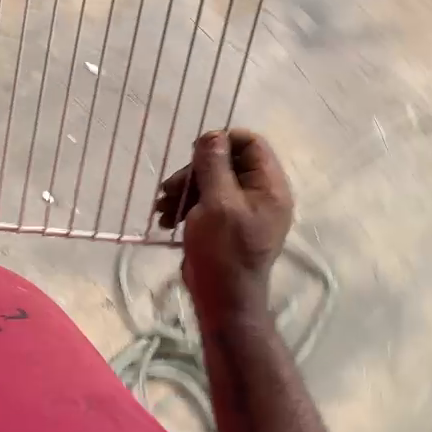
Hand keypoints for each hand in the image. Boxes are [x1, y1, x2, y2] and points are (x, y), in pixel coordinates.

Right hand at [154, 129, 293, 321]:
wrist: (222, 296)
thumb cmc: (223, 249)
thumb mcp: (217, 202)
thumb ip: (214, 166)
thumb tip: (212, 135)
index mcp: (269, 187)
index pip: (251, 144)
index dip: (222, 141)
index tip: (194, 152)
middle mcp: (260, 194)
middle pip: (226, 162)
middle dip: (193, 171)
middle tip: (169, 188)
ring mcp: (243, 209)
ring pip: (210, 181)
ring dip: (183, 189)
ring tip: (162, 207)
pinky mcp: (226, 222)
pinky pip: (205, 200)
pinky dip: (185, 205)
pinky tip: (166, 219)